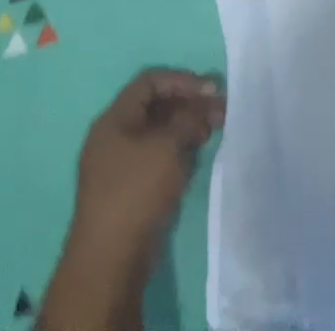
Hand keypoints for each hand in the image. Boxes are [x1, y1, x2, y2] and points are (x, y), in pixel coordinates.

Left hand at [71, 67, 226, 252]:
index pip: (150, 82)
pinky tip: (198, 154)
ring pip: (160, 130)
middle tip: (222, 111)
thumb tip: (204, 105)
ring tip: (214, 131)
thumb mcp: (168, 145)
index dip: (182, 80)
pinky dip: (181, 147)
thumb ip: (189, 118)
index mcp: (114, 120)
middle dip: (191, 104)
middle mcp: (115, 136)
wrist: (112, 254)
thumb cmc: (137, 190)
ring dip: (189, 125)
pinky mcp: (132, 183)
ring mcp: (122, 161)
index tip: (212, 91)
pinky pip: (160, 153)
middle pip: (157, 105)